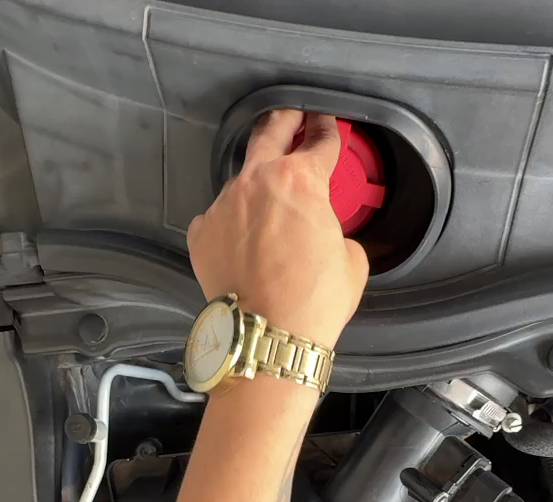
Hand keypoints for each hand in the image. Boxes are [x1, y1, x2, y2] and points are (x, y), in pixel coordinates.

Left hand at [187, 110, 369, 348]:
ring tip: (265, 203)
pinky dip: (231, 224)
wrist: (268, 337)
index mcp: (301, 181)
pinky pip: (217, 218)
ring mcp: (222, 206)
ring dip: (255, 186)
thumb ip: (335, 231)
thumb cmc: (313, 303)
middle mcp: (255, 182)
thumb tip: (322, 234)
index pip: (319, 143)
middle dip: (284, 119)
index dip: (327, 130)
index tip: (326, 123)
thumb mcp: (351, 261)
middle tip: (292, 114)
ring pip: (240, 182)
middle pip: (269, 133)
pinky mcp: (200, 233)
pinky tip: (241, 241)